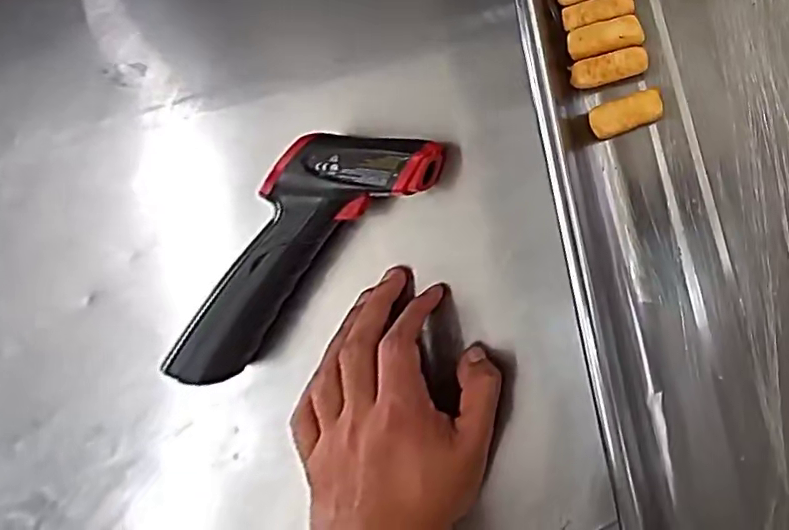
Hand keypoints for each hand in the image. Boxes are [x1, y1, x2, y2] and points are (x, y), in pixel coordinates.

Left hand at [291, 267, 505, 529]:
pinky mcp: (315, 459)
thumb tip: (476, 357)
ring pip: (328, 370)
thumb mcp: (474, 446)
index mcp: (397, 412)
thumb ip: (482, 392)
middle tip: (392, 280)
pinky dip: (317, 376)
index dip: (414, 310)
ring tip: (363, 307)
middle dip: (376, 303)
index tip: (430, 295)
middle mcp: (358, 420)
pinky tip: (326, 366)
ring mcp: (331, 439)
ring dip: (346, 329)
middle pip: (356, 345)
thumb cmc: (425, 509)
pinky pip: (306, 408)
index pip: (398, 343)